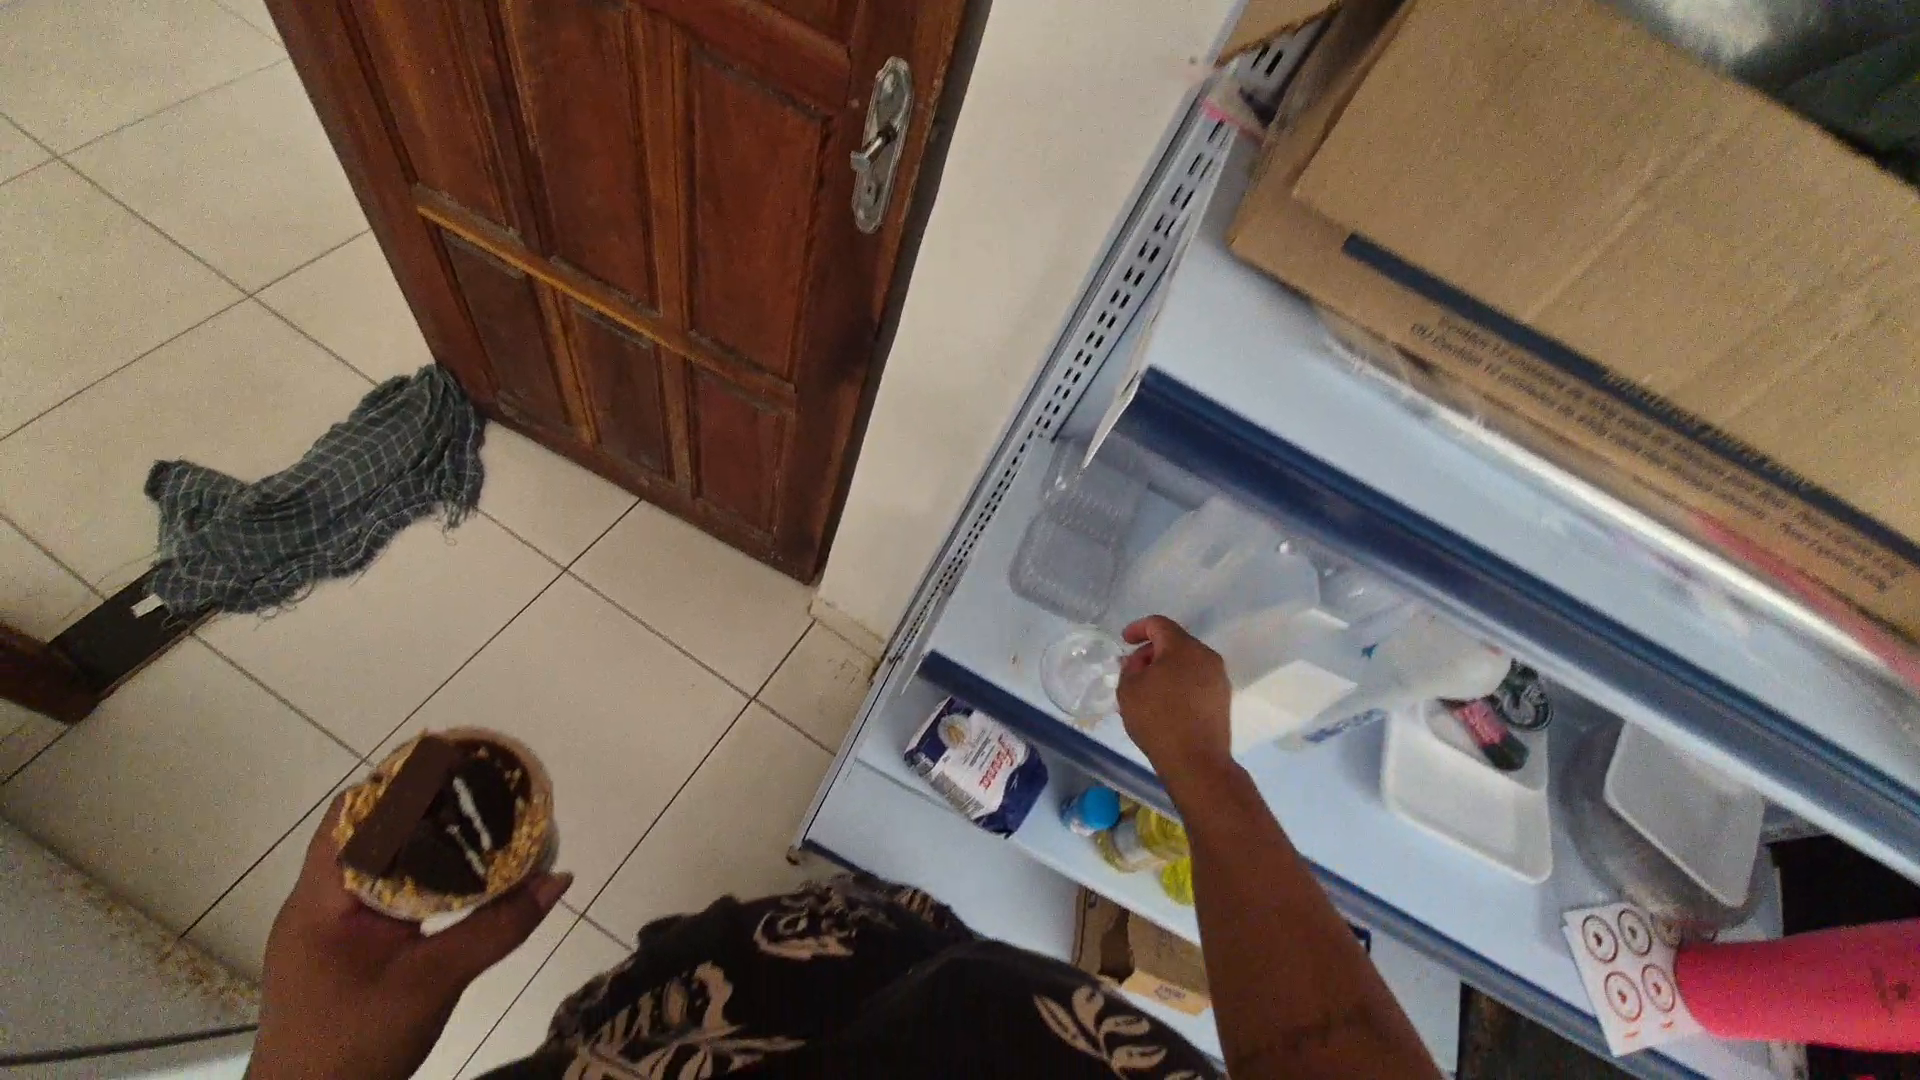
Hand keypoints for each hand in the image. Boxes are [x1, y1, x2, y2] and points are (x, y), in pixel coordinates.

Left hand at [247, 794, 572, 1079]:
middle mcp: (322, 904)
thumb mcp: (433, 983)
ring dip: (428, 837)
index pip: (350, 818)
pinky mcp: (352, 948)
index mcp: (322, 902)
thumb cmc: (354, 1047)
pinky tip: (467, 871)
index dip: (397, 783)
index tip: (451, 758)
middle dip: (424, 803)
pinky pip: (392, 891)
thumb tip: (560, 877)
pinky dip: (429, 871)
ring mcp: (334, 928)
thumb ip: (497, 928)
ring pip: (382, 862)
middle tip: (482, 784)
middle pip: (368, 832)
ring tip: (483, 816)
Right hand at [1116, 615, 1233, 790]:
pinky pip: (1197, 678)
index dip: (1138, 628)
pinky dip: (1180, 681)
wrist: (1196, 761)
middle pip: (1175, 641)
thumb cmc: (1157, 719)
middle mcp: (1206, 656)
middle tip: (1134, 670)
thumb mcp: (1129, 689)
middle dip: (1152, 650)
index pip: (1159, 624)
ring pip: (1188, 661)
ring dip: (1166, 667)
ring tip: (1148, 688)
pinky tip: (1166, 702)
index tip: (1124, 641)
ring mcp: (1219, 677)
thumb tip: (1138, 662)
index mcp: (1183, 647)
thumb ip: (1130, 667)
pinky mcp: (1223, 698)